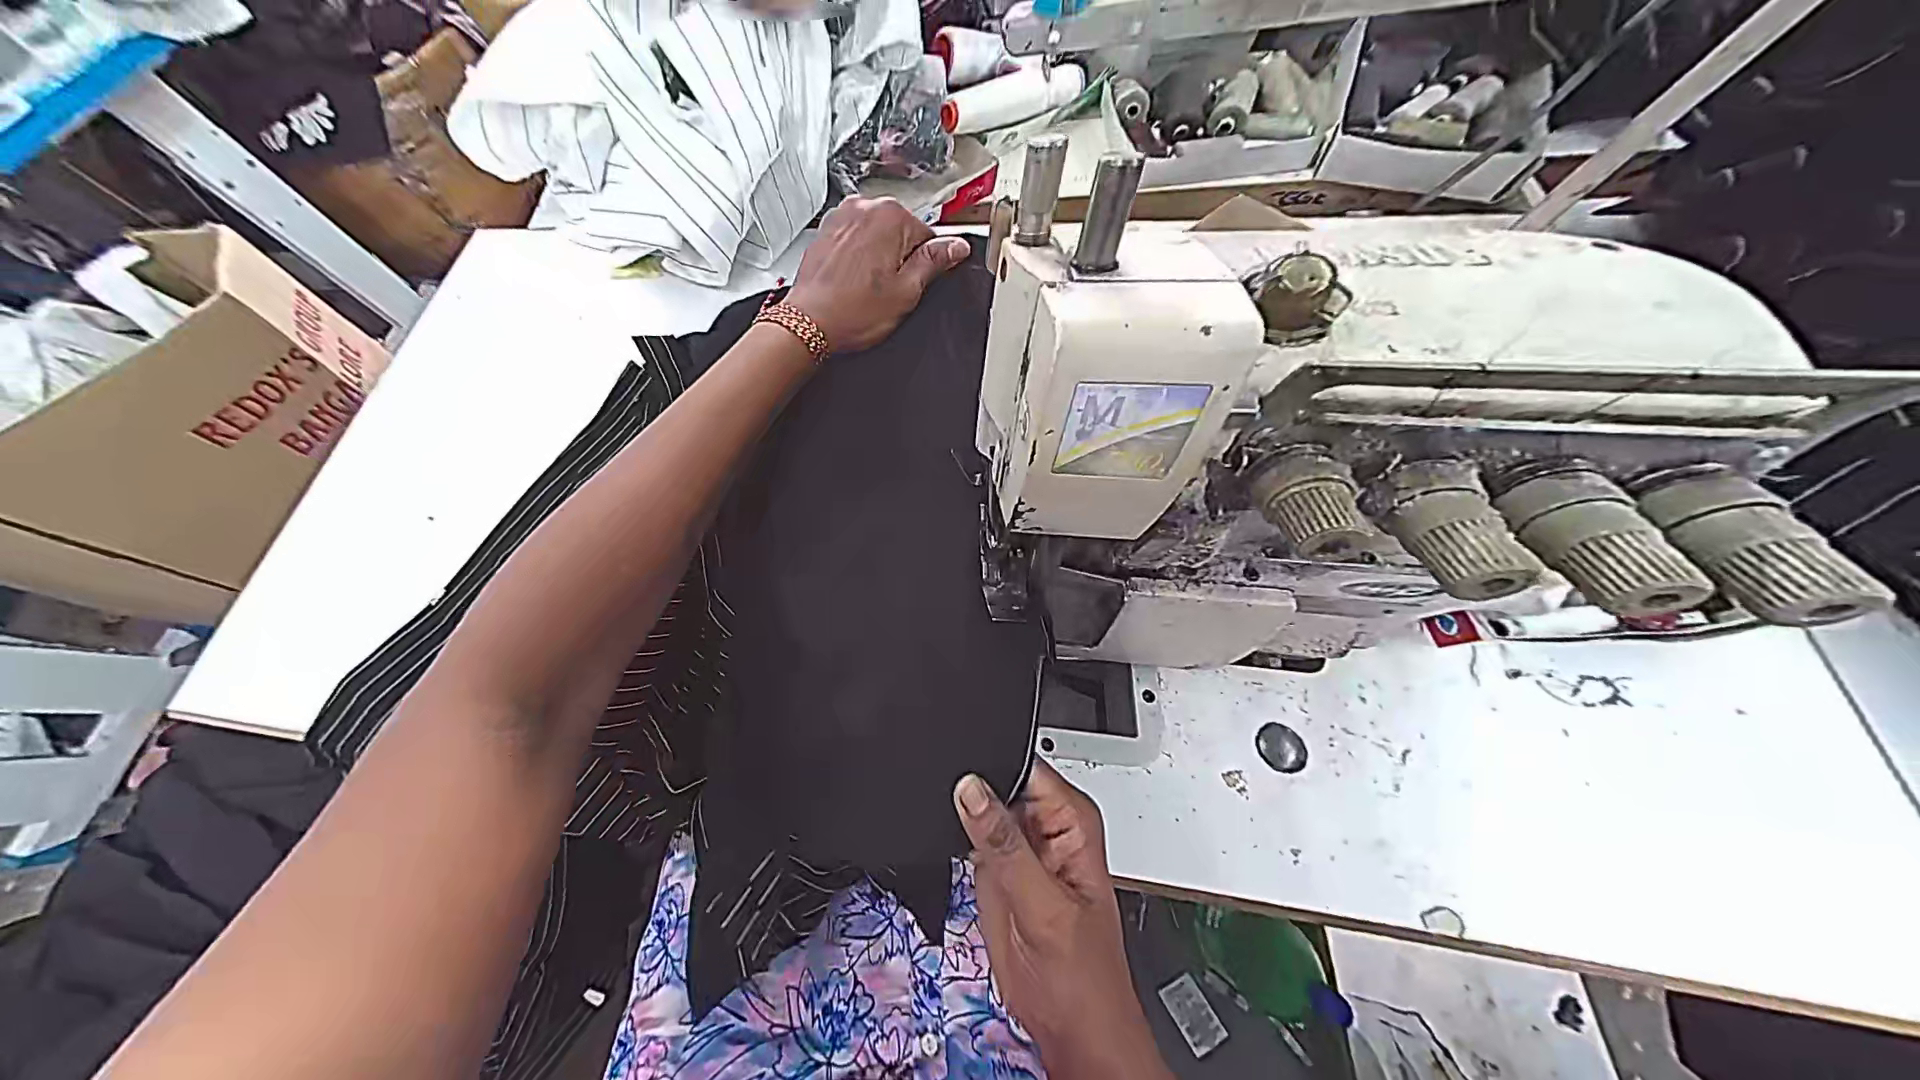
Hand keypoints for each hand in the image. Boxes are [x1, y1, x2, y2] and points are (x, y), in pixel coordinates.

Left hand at [785, 196, 971, 354]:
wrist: (809, 323)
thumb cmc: (851, 312)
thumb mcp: (907, 291)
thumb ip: (935, 262)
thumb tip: (957, 247)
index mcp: (892, 216)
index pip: (928, 237)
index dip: (923, 267)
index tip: (909, 285)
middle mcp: (865, 206)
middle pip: (901, 233)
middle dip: (899, 260)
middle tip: (886, 290)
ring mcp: (842, 216)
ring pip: (878, 236)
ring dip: (878, 259)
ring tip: (867, 287)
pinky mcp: (827, 230)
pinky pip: (856, 240)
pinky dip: (857, 258)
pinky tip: (852, 282)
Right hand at [954, 762, 1173, 1079]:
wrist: (1070, 1029)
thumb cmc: (1082, 978)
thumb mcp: (1042, 907)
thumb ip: (1003, 845)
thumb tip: (972, 790)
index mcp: (1072, 819)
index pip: (1027, 766)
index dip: (992, 766)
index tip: (963, 779)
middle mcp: (1047, 826)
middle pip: (999, 780)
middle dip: (975, 794)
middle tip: (972, 834)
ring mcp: (1021, 846)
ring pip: (981, 807)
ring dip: (966, 822)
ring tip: (978, 861)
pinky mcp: (998, 868)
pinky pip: (970, 838)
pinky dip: (960, 845)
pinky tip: (968, 867)